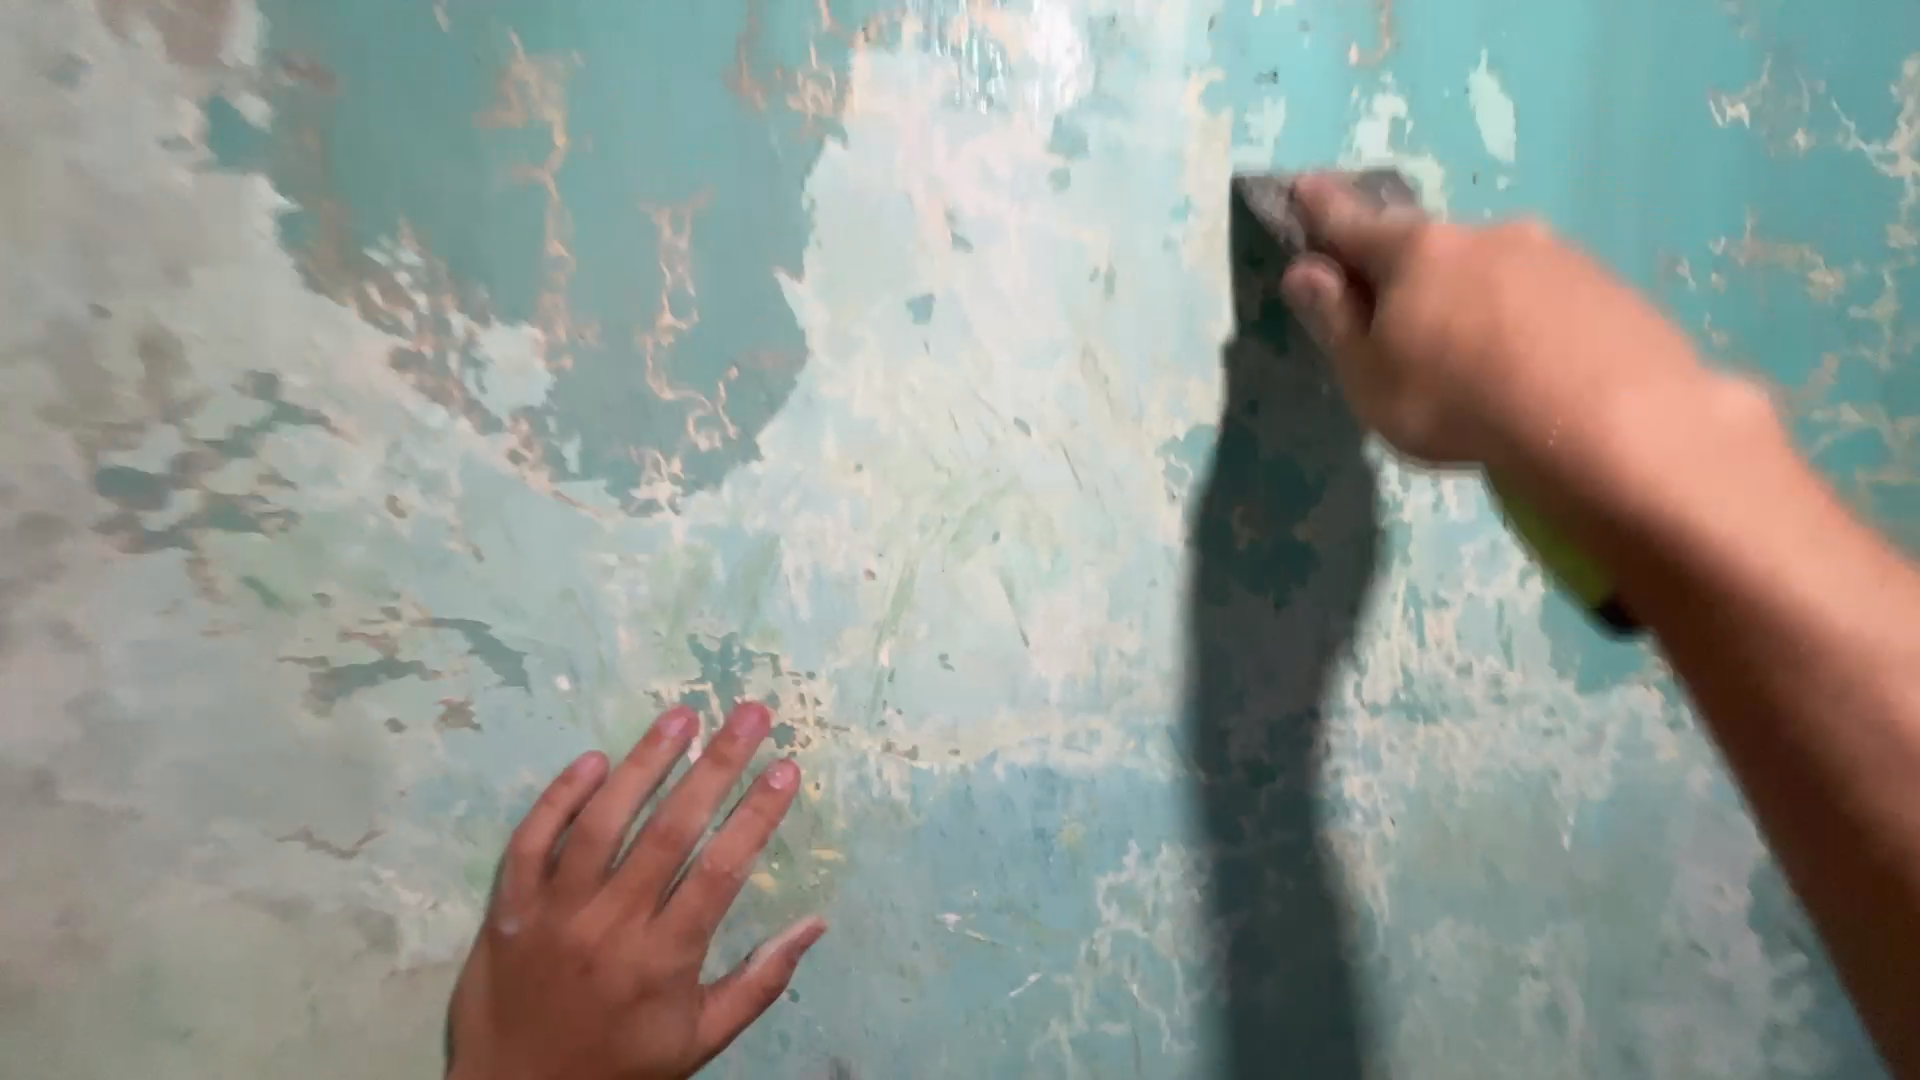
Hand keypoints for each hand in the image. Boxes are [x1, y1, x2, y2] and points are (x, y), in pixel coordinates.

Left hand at [446, 702, 824, 1079]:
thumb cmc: (621, 1068)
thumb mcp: (701, 1040)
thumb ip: (761, 981)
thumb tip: (817, 923)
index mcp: (664, 960)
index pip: (722, 871)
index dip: (758, 815)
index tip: (787, 767)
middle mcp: (611, 928)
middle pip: (670, 831)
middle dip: (717, 764)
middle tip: (749, 713)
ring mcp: (553, 915)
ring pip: (602, 824)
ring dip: (645, 763)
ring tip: (681, 715)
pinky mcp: (508, 910)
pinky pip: (530, 843)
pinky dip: (560, 798)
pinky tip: (595, 760)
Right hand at [1278, 174, 1734, 473]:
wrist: (1609, 422)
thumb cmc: (1453, 400)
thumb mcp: (1367, 373)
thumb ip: (1334, 319)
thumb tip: (1304, 270)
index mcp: (1416, 253)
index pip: (1353, 223)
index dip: (1323, 209)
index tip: (1305, 186)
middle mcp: (1485, 236)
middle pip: (1425, 247)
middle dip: (1399, 269)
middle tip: (1387, 307)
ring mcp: (1554, 256)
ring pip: (1486, 270)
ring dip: (1462, 296)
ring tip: (1461, 353)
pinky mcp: (1604, 288)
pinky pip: (1536, 295)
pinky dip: (1515, 317)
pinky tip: (1520, 362)